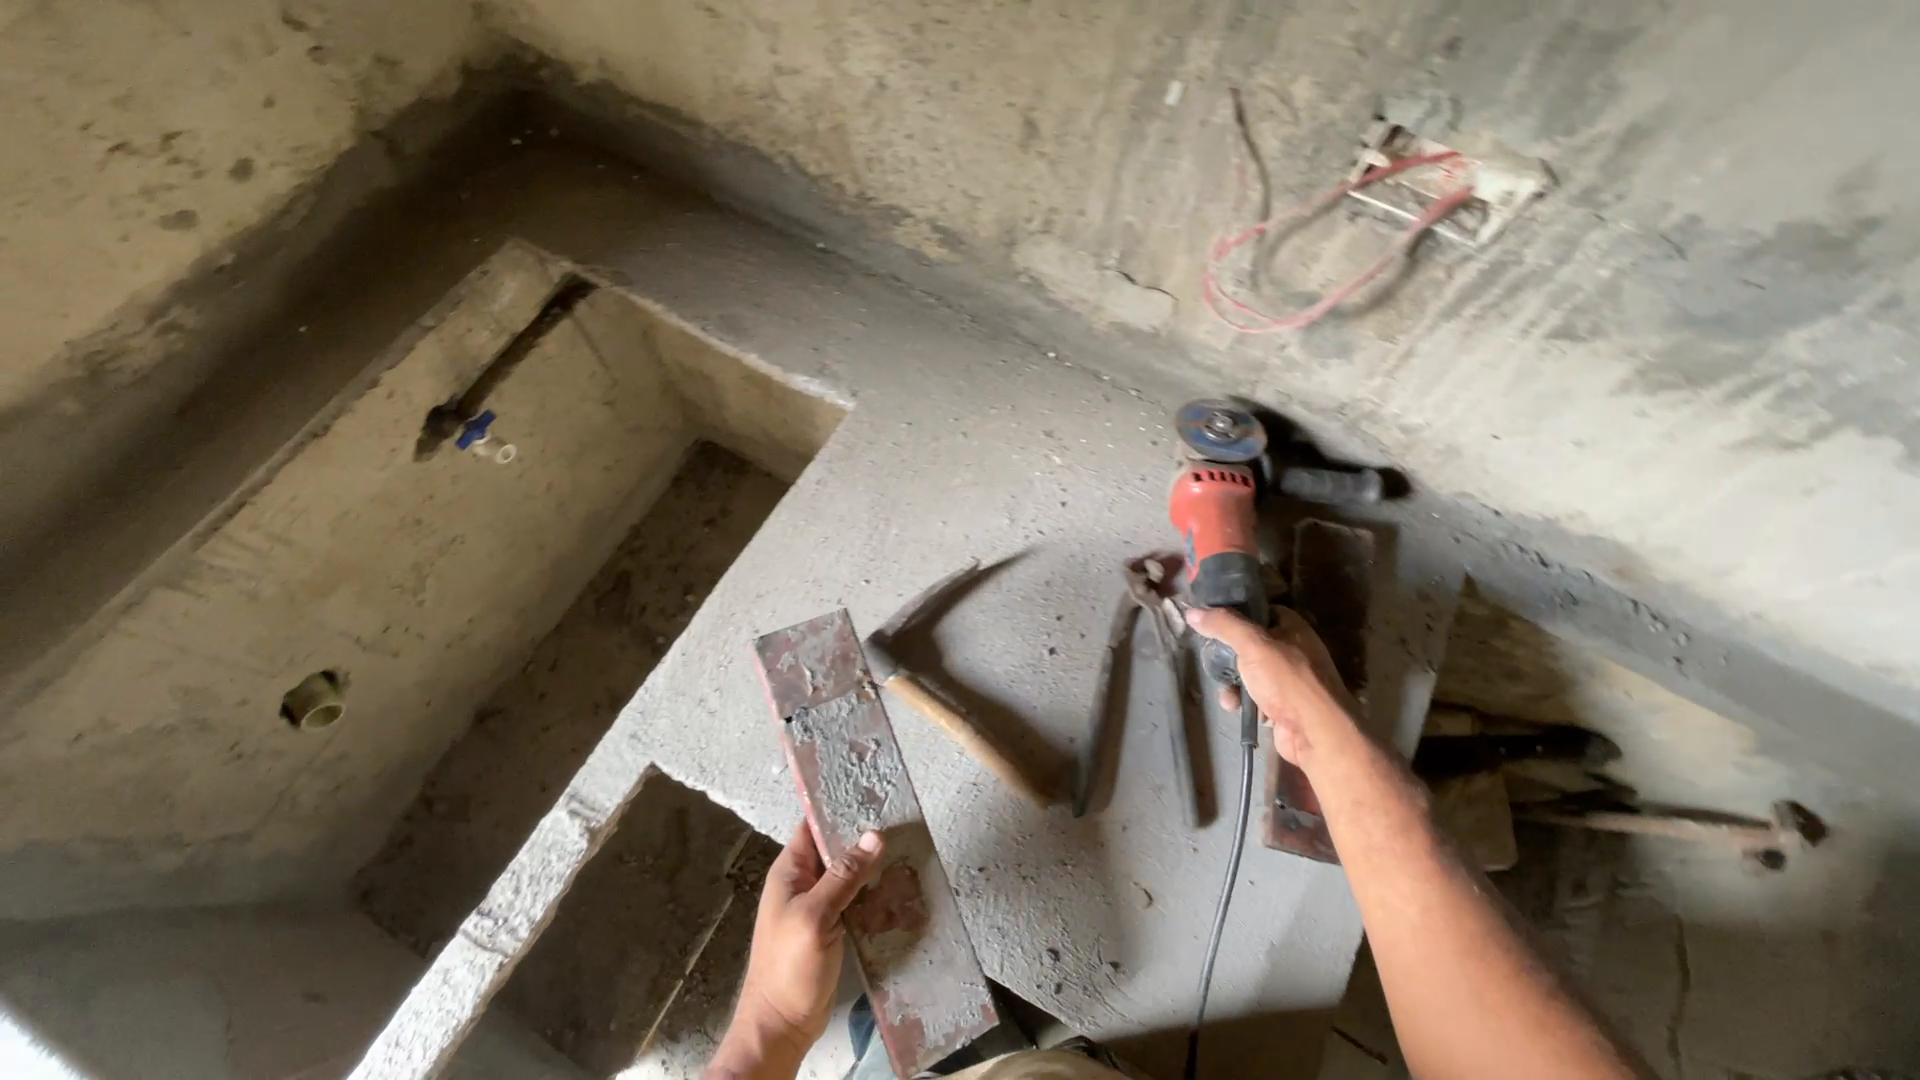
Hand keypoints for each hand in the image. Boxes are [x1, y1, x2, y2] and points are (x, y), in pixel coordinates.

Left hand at [711, 823, 884, 1077]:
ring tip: (905, 844)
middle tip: (899, 817)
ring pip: (848, 872)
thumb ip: (843, 876)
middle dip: (862, 833)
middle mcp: (803, 882)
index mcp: (790, 871)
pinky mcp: (833, 926)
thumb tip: (874, 836)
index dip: (837, 806)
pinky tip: (897, 884)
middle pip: (835, 847)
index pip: (813, 824)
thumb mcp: (816, 916)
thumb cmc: (788, 968)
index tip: (869, 789)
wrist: (780, 1027)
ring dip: (871, 863)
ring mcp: (818, 905)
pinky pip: (855, 898)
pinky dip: (873, 890)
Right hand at [1185, 606, 1360, 767]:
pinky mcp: (1282, 704)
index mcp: (1293, 629)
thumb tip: (1193, 612)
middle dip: (1229, 654)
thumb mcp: (1253, 646)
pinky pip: (1254, 695)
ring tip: (1226, 691)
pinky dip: (1242, 700)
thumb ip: (1224, 625)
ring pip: (1249, 672)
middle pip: (1251, 643)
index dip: (1239, 613)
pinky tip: (1234, 706)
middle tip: (1212, 658)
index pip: (1263, 611)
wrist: (1315, 732)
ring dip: (1232, 681)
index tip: (1214, 619)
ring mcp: (1288, 680)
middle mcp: (1293, 651)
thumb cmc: (1287, 681)